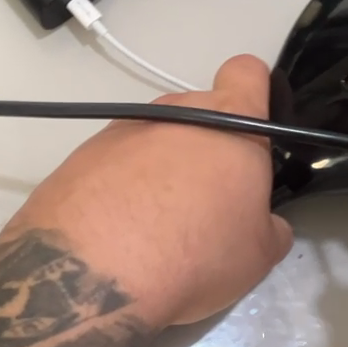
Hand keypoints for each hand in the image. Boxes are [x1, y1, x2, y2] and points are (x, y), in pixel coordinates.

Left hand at [8, 55, 293, 326]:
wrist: (93, 274)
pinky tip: (119, 231)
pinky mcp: (80, 154)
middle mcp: (174, 112)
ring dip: (159, 171)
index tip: (251, 134)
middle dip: (204, 150)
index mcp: (229, 122)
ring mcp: (121, 129)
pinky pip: (114, 163)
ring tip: (154, 226)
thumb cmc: (196, 253)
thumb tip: (263, 222)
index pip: (247, 72)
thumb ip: (268, 225)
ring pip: (153, 140)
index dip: (254, 95)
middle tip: (204, 204)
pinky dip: (119, 187)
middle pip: (198, 115)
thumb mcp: (258, 254)